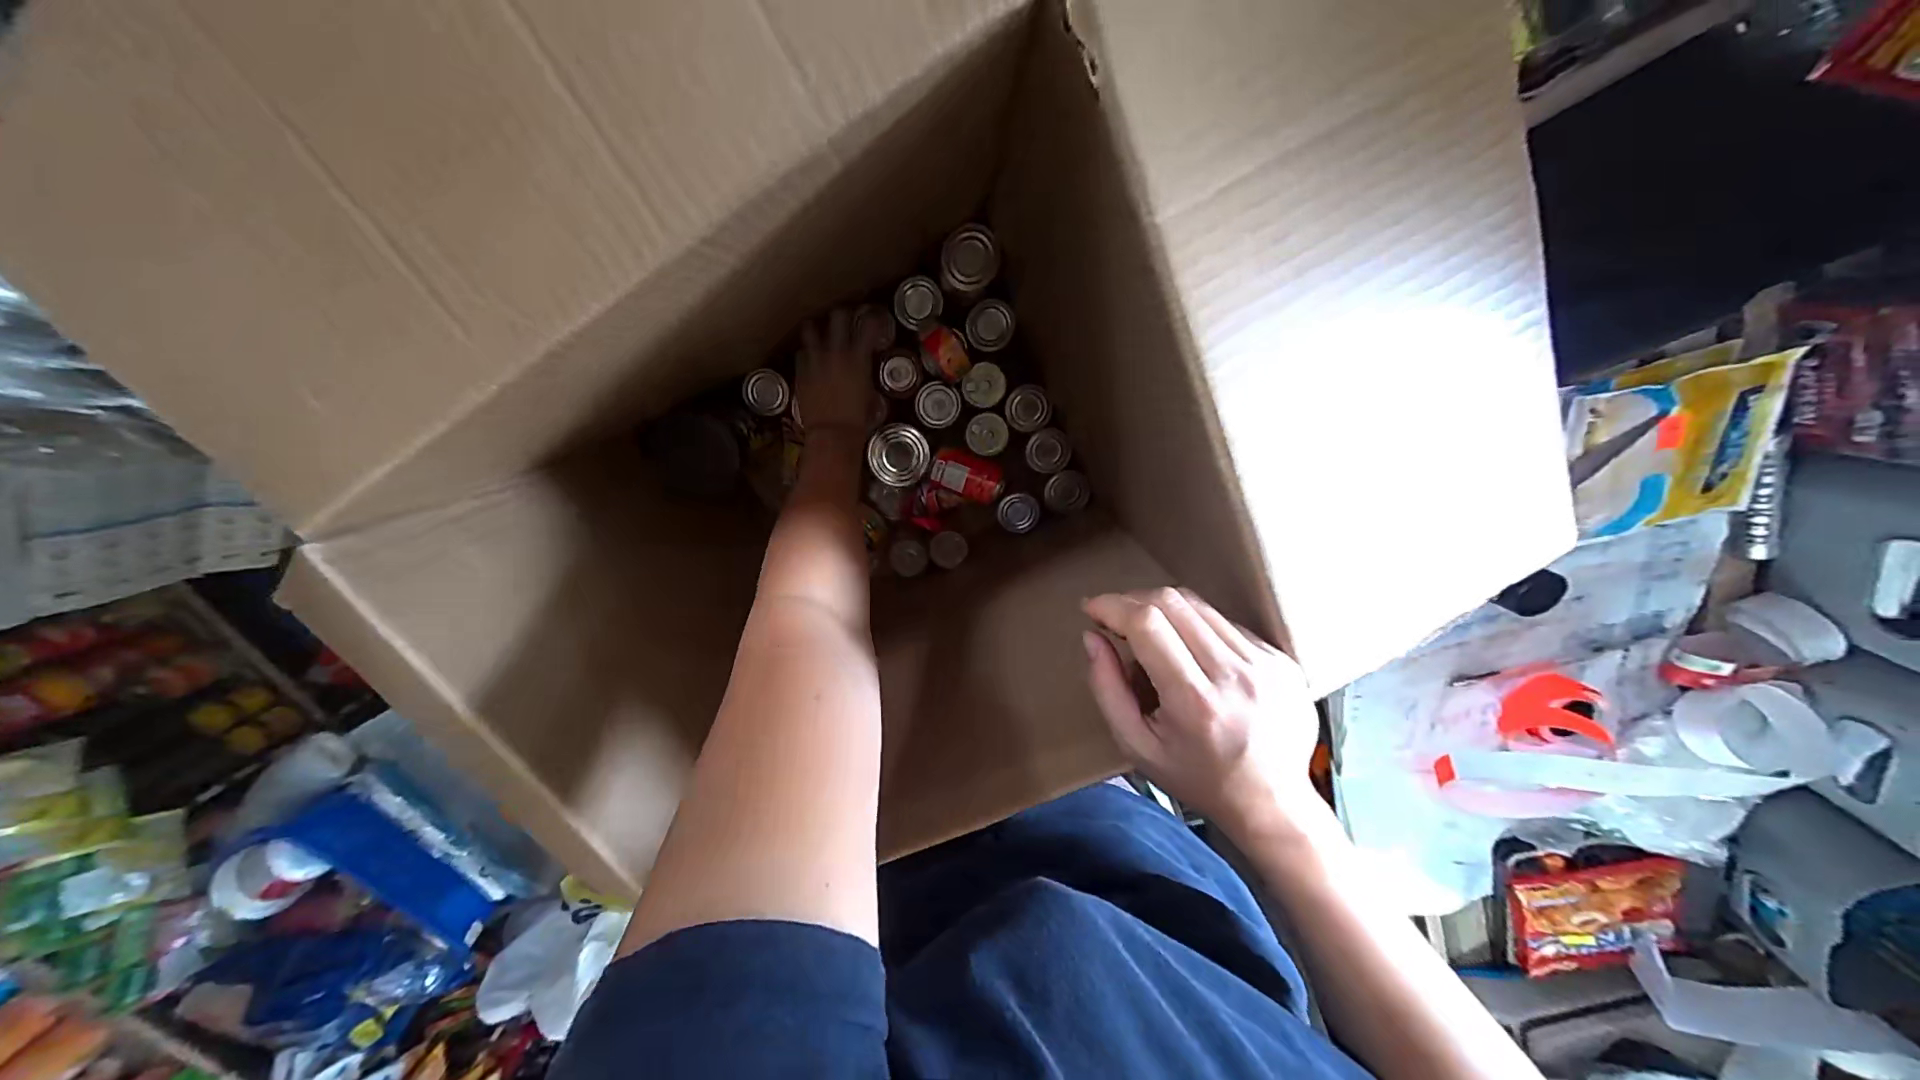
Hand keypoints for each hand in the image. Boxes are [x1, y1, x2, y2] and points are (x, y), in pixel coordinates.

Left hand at [798, 308, 883, 433]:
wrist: (832, 433)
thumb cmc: (857, 419)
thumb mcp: (869, 392)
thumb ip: (864, 372)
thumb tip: (862, 367)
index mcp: (859, 357)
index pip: (869, 325)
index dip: (872, 319)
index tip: (873, 318)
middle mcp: (837, 352)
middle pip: (838, 316)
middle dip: (842, 314)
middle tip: (843, 318)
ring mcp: (816, 359)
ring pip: (811, 327)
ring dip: (817, 327)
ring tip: (819, 331)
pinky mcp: (801, 370)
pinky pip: (801, 352)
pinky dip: (806, 352)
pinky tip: (809, 357)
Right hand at [1082, 588, 1320, 831]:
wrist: (1273, 803)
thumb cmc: (1198, 778)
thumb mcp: (1136, 746)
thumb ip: (1107, 688)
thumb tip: (1092, 637)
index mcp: (1195, 701)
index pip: (1147, 623)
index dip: (1112, 606)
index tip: (1092, 609)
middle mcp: (1235, 674)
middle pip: (1172, 602)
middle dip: (1133, 601)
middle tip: (1116, 618)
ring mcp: (1266, 664)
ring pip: (1200, 606)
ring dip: (1165, 610)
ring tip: (1151, 635)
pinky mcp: (1282, 660)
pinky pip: (1227, 622)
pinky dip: (1198, 627)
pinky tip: (1191, 653)